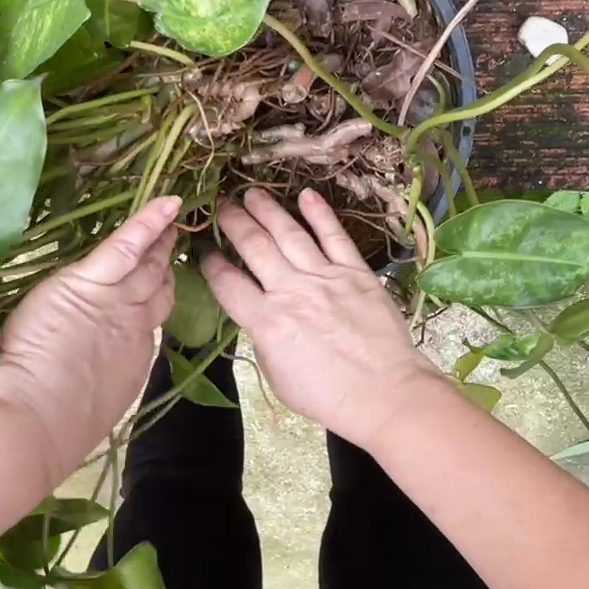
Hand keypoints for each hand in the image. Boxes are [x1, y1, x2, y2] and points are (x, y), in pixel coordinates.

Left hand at [0, 196, 179, 471]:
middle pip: (158, 284)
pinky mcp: (90, 282)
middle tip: (176, 236)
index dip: (160, 292)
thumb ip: (104, 373)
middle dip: (166, 261)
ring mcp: (117, 301)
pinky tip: (165, 202)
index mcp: (135, 351)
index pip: (154, 313)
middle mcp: (135, 323)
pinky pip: (124, 246)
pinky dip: (146, 222)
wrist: (39, 413)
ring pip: (147, 264)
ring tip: (172, 217)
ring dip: (160, 240)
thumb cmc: (55, 418)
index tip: (165, 278)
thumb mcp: (95, 397)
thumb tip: (100, 370)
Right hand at [202, 188, 443, 448]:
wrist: (383, 393)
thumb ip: (262, 338)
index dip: (211, 264)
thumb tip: (258, 315)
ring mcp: (325, 277)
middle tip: (222, 205)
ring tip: (250, 193)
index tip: (204, 251)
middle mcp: (291, 292)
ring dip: (267, 210)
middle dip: (234, 222)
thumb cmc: (326, 395)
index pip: (227, 283)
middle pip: (255, 246)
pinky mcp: (356, 272)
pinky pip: (334, 236)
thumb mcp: (276, 375)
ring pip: (289, 233)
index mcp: (266, 322)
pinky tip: (305, 195)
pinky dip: (319, 213)